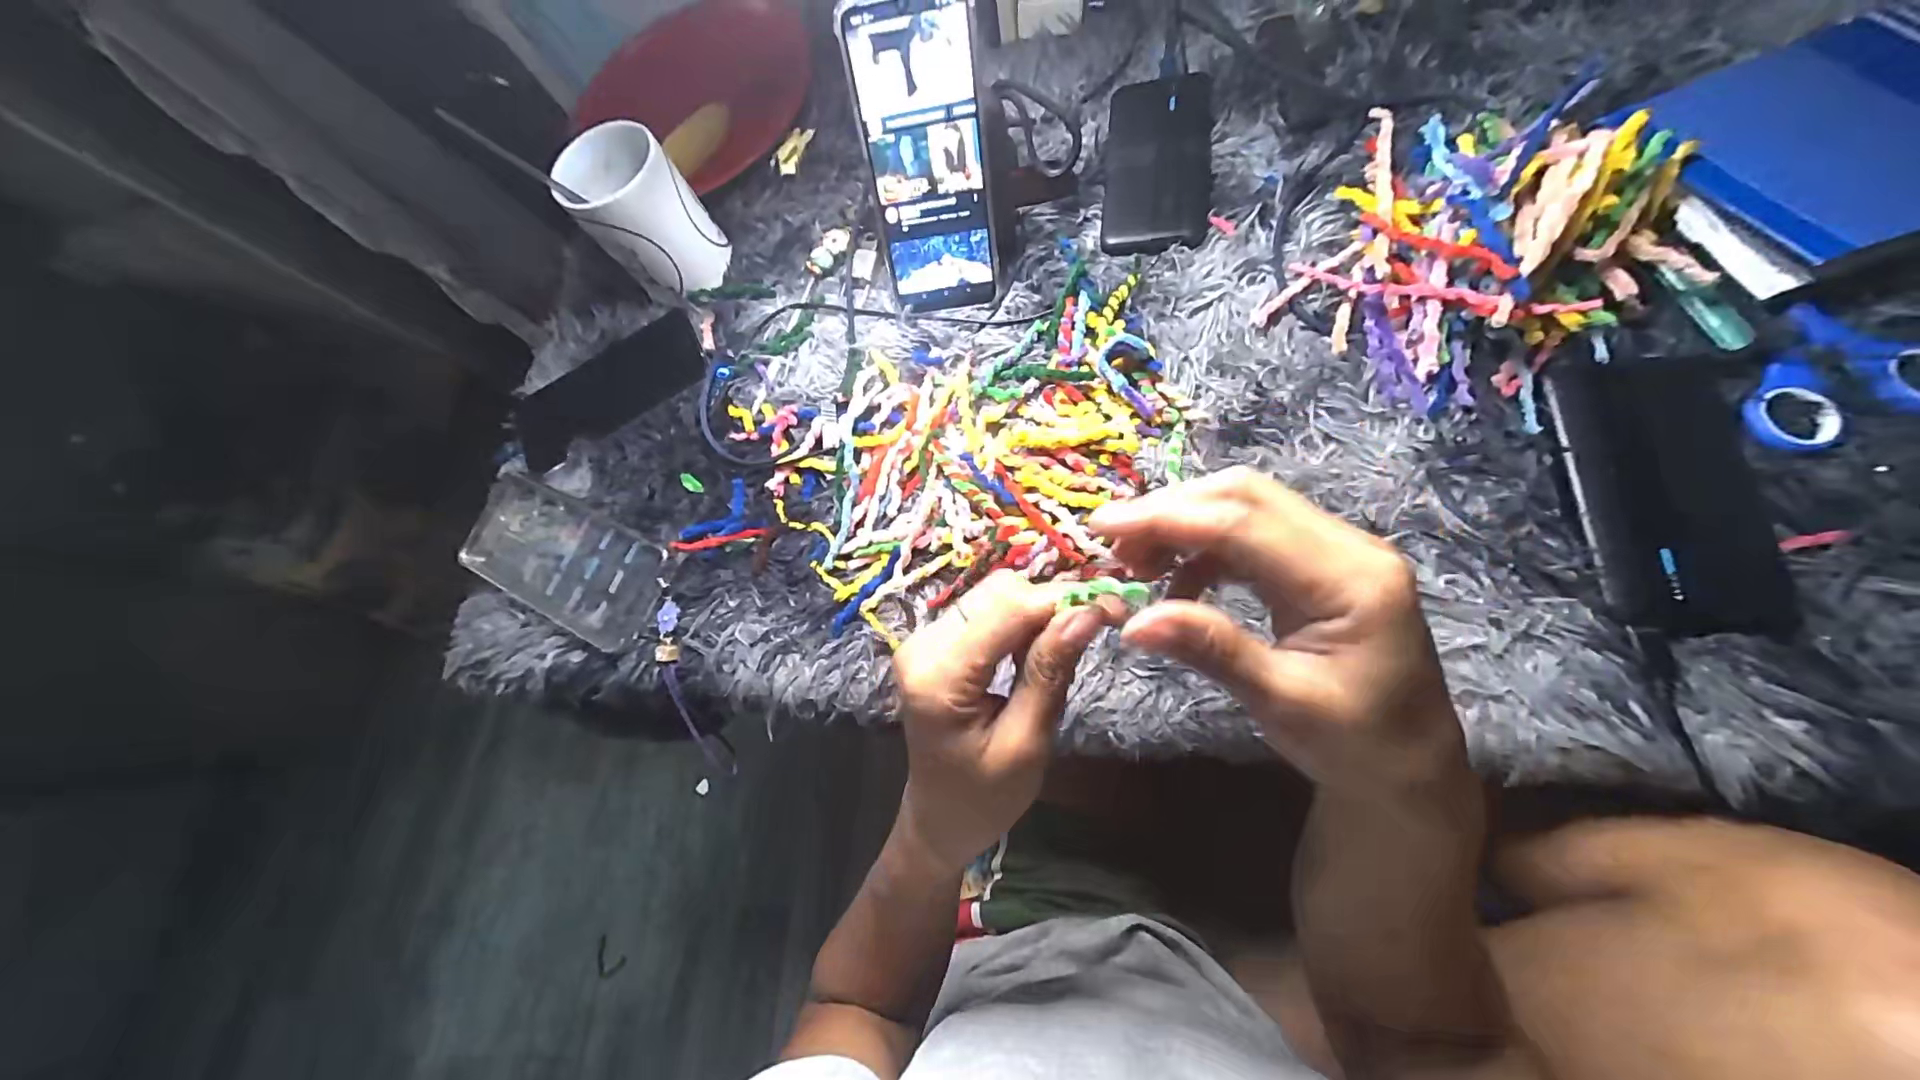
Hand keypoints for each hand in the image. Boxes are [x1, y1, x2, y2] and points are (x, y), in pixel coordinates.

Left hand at [889, 571, 1110, 870]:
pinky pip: (985, 610)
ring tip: (1071, 638)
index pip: (1006, 611)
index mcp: (938, 677)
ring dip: (1038, 609)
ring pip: (993, 595)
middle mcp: (922, 645)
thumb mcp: (1026, 743)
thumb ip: (1049, 673)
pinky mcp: (934, 642)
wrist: (940, 818)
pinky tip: (1040, 644)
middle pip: (998, 593)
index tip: (1115, 606)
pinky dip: (1020, 620)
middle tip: (1099, 623)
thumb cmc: (984, 798)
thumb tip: (1086, 613)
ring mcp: (924, 640)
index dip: (1062, 600)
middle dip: (1052, 603)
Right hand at [1088, 466, 1465, 794]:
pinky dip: (1203, 547)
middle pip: (1245, 496)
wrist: (1409, 767)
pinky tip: (1178, 581)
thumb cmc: (1354, 743)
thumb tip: (1133, 622)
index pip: (1243, 525)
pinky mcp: (1319, 562)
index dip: (1167, 519)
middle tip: (1114, 544)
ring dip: (1184, 524)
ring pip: (1245, 507)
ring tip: (1138, 564)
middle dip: (1171, 510)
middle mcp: (1349, 546)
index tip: (1103, 527)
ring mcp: (1337, 549)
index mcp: (1350, 579)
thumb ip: (1211, 650)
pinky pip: (1251, 533)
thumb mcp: (1280, 702)